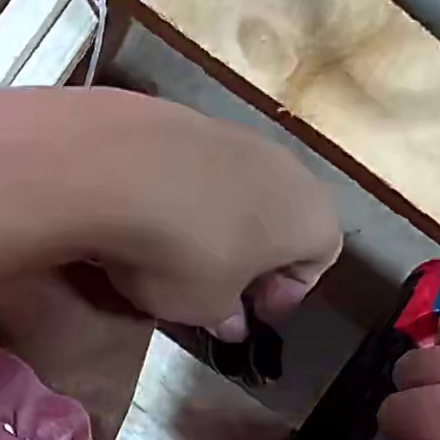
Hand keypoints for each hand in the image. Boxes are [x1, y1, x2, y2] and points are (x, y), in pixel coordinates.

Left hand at [0, 87, 341, 337]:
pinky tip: (146, 215)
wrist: (119, 168)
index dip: (287, 292)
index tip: (251, 313)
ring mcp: (235, 134)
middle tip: (217, 285)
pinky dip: (181, 192)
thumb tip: (231, 322)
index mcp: (311, 216)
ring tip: (175, 250)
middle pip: (279, 217)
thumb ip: (224, 316)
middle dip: (252, 254)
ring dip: (216, 220)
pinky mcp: (185, 117)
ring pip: (237, 188)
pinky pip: (194, 167)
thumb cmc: (186, 254)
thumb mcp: (205, 307)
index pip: (320, 258)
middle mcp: (286, 167)